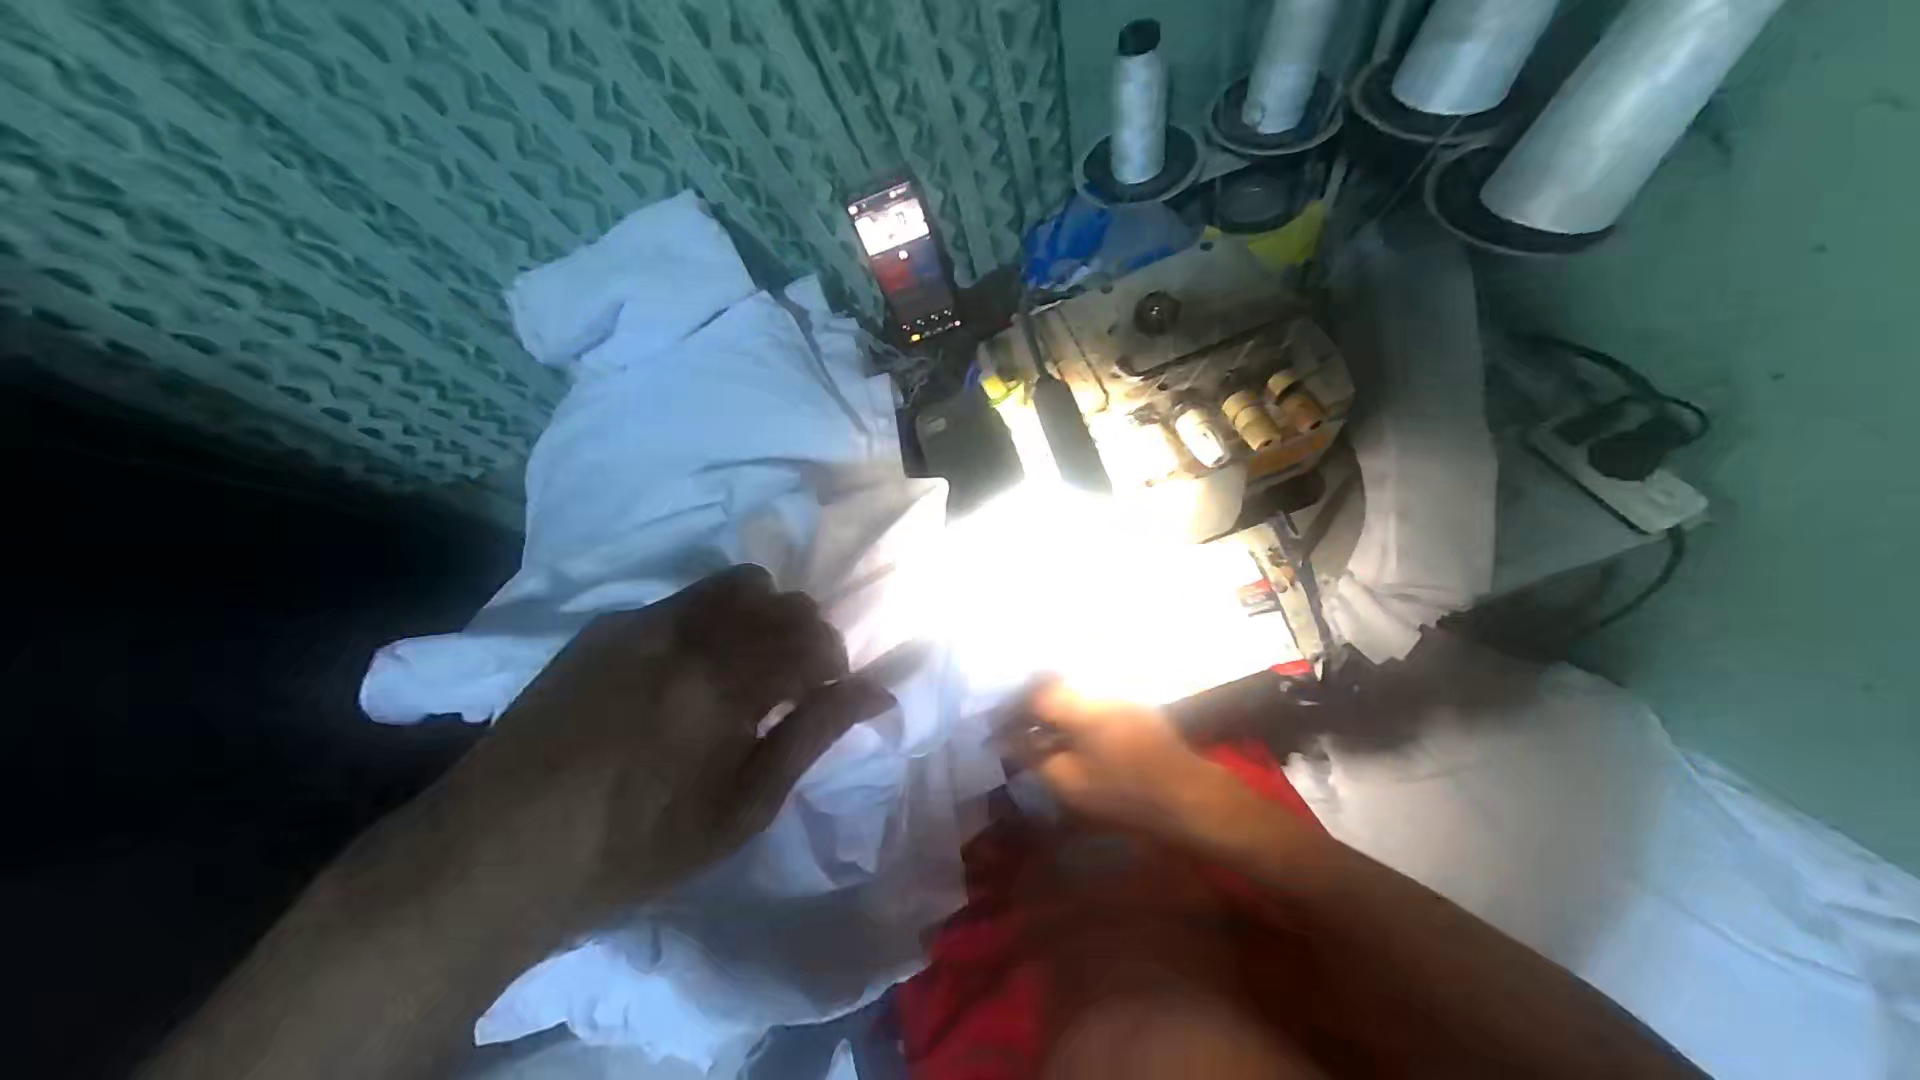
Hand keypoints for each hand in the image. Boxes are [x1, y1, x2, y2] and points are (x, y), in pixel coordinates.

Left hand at [433, 565, 894, 927]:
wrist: (496, 851)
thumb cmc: (635, 847)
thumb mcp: (740, 810)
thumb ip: (811, 737)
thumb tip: (874, 693)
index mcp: (725, 683)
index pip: (813, 637)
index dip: (834, 663)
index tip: (826, 695)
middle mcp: (687, 633)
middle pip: (779, 598)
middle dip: (803, 634)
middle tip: (791, 683)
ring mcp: (640, 622)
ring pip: (732, 584)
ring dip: (759, 616)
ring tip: (744, 666)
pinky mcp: (604, 626)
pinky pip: (682, 601)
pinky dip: (709, 621)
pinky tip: (683, 672)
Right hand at [1019, 681, 1243, 841]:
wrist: (1189, 796)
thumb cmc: (1126, 794)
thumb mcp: (1071, 784)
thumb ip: (1034, 757)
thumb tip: (1007, 741)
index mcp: (1081, 706)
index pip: (1033, 694)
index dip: (1010, 708)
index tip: (995, 727)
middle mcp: (1099, 691)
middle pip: (1052, 684)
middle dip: (1028, 702)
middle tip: (1013, 727)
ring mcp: (1119, 696)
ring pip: (1072, 690)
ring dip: (1051, 707)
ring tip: (1038, 733)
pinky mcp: (1133, 707)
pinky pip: (1091, 699)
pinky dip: (1072, 712)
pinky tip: (1068, 736)